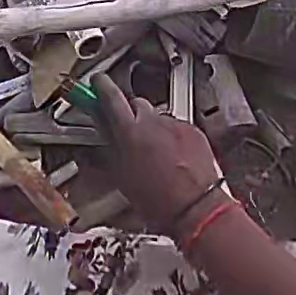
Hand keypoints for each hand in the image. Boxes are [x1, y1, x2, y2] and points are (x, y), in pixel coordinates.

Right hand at [92, 73, 225, 232]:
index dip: (101, 85)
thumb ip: (110, 144)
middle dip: (130, 114)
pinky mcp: (193, 130)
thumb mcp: (121, 176)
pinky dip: (172, 137)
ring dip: (153, 129)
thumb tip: (103, 129)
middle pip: (135, 104)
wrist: (198, 211)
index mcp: (129, 131)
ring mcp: (174, 124)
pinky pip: (176, 127)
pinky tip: (173, 158)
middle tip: (128, 133)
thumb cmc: (160, 202)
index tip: (97, 83)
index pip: (110, 95)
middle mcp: (152, 121)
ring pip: (157, 117)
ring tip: (155, 154)